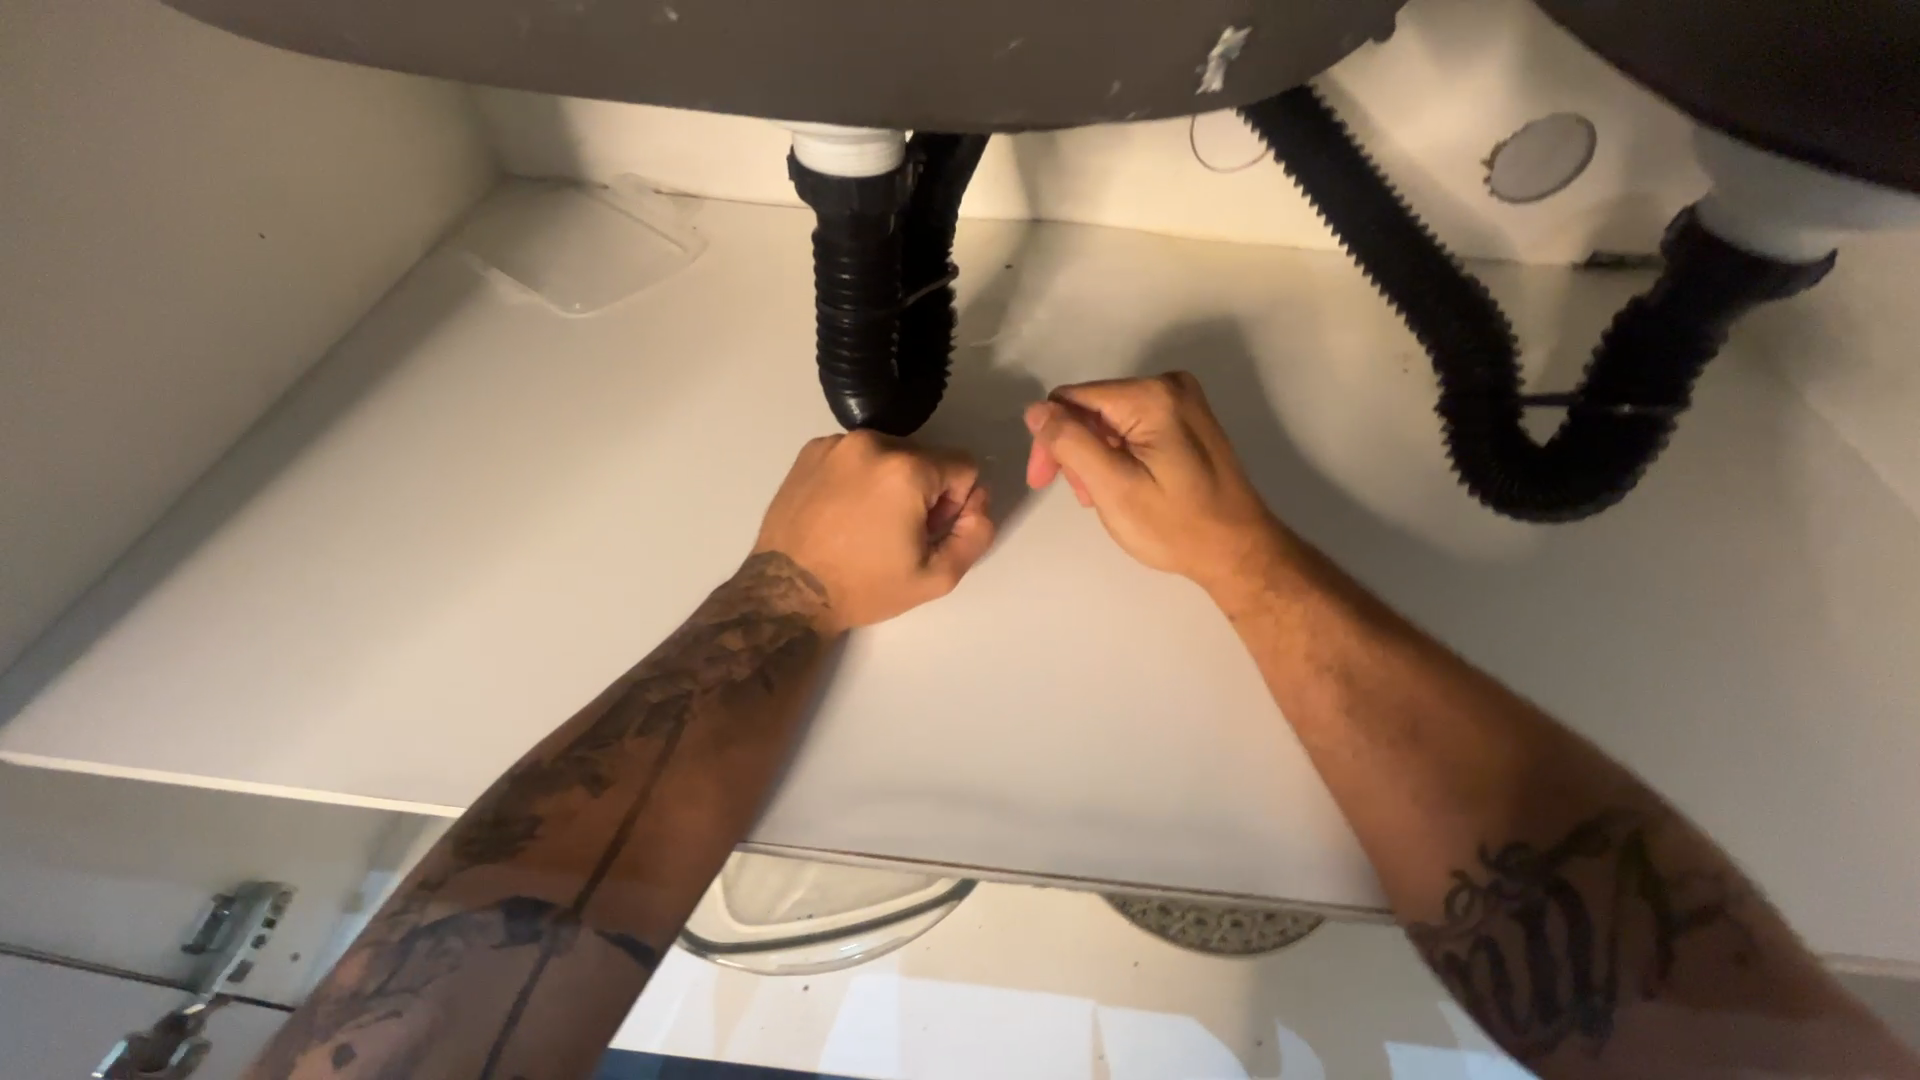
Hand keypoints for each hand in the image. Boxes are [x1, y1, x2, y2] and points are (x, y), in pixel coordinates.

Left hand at [755, 430, 993, 632]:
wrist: (788, 591)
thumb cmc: (864, 586)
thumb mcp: (937, 576)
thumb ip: (976, 533)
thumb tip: (978, 501)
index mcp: (906, 468)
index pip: (963, 466)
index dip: (957, 503)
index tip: (928, 531)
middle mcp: (871, 443)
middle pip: (926, 458)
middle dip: (924, 491)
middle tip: (897, 534)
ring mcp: (836, 444)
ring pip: (889, 455)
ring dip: (891, 483)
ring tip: (867, 525)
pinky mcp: (810, 451)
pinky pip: (855, 456)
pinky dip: (858, 478)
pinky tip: (842, 514)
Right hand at [1025, 372, 1285, 594]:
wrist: (1238, 551)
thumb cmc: (1175, 526)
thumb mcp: (1113, 486)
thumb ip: (1070, 442)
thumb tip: (1036, 410)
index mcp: (1151, 395)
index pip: (1070, 399)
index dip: (1049, 439)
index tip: (1044, 483)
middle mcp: (1168, 385)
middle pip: (1091, 408)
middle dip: (1075, 450)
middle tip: (1086, 497)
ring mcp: (1182, 401)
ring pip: (1109, 420)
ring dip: (1095, 456)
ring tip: (1107, 497)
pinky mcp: (1187, 420)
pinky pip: (1132, 427)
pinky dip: (1118, 455)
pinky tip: (1125, 485)